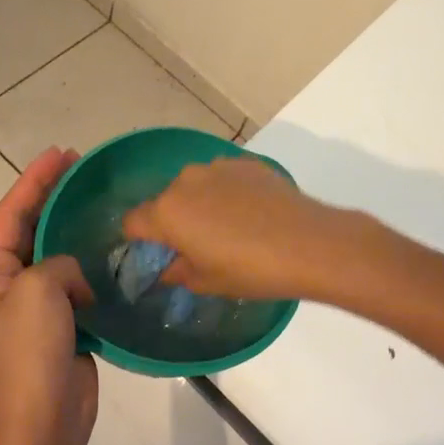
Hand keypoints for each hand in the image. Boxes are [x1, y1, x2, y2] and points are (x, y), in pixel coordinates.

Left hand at [0, 147, 97, 444]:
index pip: (9, 214)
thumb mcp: (37, 290)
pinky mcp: (59, 328)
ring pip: (52, 256)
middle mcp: (5, 287)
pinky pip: (72, 286)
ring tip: (98, 204)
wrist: (43, 422)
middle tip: (81, 168)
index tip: (60, 153)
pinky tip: (108, 253)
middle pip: (28, 229)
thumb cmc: (29, 352)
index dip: (33, 180)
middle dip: (51, 197)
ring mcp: (31, 310)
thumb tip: (74, 279)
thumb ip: (55, 262)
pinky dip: (87, 266)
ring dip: (71, 230)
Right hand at [122, 156, 377, 300]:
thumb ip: (178, 271)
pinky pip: (225, 178)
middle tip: (199, 246)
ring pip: (196, 186)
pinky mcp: (247, 163)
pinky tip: (253, 214)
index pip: (133, 221)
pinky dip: (230, 192)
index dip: (140, 239)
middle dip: (175, 221)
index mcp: (168, 212)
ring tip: (231, 229)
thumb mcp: (207, 281)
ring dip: (203, 203)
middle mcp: (186, 181)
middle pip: (166, 201)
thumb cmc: (251, 270)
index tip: (158, 254)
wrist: (309, 243)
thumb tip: (167, 267)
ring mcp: (218, 166)